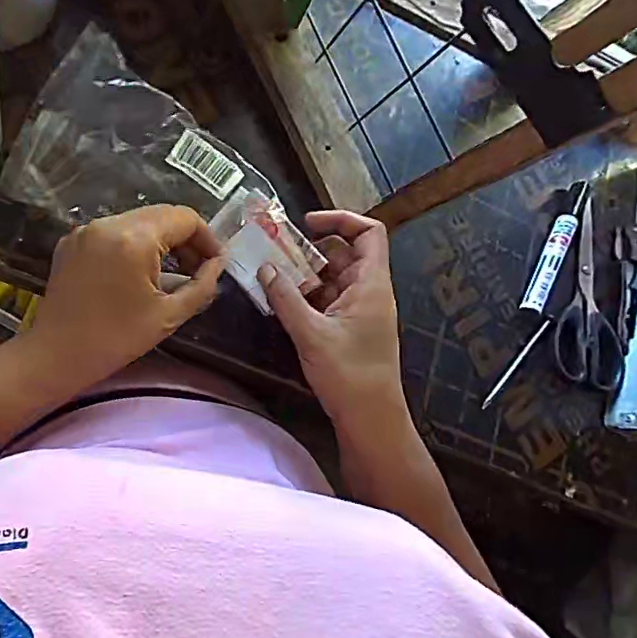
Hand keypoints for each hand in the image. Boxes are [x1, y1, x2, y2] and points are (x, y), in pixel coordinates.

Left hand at [27, 204, 225, 389]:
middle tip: (197, 271)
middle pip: (161, 215)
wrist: (56, 355)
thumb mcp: (169, 315)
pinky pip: (113, 233)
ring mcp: (86, 230)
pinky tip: (137, 275)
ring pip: (137, 222)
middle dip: (185, 240)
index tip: (215, 265)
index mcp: (134, 238)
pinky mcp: (71, 242)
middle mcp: (108, 223)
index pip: (185, 218)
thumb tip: (218, 264)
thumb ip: (202, 285)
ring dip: (160, 242)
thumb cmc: (116, 340)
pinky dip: (133, 246)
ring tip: (171, 275)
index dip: (207, 239)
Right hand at [259, 211, 402, 425]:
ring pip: (332, 278)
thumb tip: (265, 268)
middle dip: (310, 249)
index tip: (306, 224)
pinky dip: (306, 296)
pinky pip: (328, 299)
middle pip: (344, 254)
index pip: (369, 233)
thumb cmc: (348, 374)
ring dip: (304, 274)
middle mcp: (369, 291)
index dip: (341, 219)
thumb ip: (286, 298)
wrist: (370, 418)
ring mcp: (359, 310)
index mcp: (371, 285)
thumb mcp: (311, 334)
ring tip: (272, 274)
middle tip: (275, 250)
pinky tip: (281, 300)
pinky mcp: (349, 327)